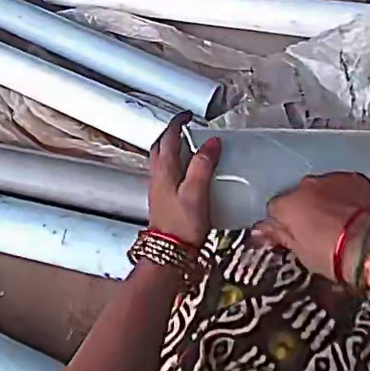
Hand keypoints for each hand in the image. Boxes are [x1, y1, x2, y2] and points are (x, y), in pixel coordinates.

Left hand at [147, 113, 217, 247]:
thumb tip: (211, 142)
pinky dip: (177, 166)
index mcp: (164, 170)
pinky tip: (190, 175)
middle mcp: (158, 177)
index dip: (177, 123)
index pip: (168, 138)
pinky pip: (168, 175)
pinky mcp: (164, 201)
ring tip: (191, 148)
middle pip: (160, 147)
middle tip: (187, 128)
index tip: (187, 115)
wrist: (168, 255)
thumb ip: (203, 166)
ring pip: (162, 161)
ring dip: (173, 150)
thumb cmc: (181, 225)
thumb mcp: (196, 192)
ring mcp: (159, 189)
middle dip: (172, 134)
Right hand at [255, 172, 369, 280]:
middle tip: (319, 233)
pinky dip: (345, 197)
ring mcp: (331, 179)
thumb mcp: (303, 254)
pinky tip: (356, 214)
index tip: (295, 239)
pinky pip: (342, 186)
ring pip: (320, 189)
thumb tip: (261, 229)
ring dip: (324, 202)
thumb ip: (281, 236)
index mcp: (287, 205)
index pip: (274, 210)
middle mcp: (305, 185)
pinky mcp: (356, 178)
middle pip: (297, 196)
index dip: (283, 225)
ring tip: (341, 224)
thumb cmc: (336, 256)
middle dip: (304, 210)